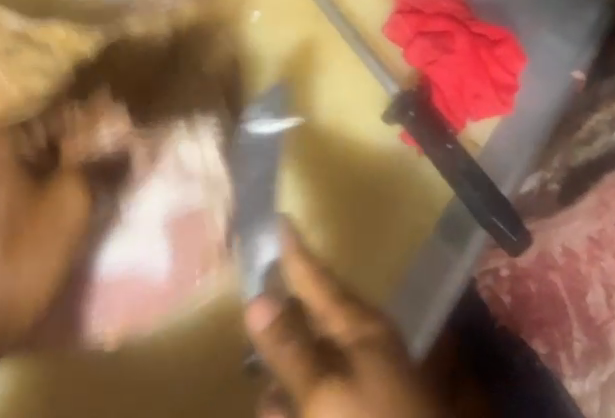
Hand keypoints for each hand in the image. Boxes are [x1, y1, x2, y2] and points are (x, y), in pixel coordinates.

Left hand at [0, 99, 127, 417]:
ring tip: (92, 185)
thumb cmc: (21, 257)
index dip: (96, 123)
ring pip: (24, 164)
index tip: (125, 133)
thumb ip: (99, 163)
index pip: (58, 113)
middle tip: (113, 163)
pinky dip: (34, 190)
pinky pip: (7, 186)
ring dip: (57, 171)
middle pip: (39, 138)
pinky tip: (57, 208)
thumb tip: (126, 141)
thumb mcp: (73, 204)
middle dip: (77, 149)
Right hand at [244, 225, 448, 417]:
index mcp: (360, 329)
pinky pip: (315, 402)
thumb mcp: (326, 396)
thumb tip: (256, 298)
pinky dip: (298, 408)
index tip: (278, 217)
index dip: (293, 251)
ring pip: (305, 371)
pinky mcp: (358, 410)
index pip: (317, 277)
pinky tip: (284, 416)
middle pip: (306, 324)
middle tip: (252, 335)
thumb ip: (290, 350)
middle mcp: (361, 348)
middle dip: (278, 334)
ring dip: (282, 390)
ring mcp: (362, 386)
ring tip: (274, 408)